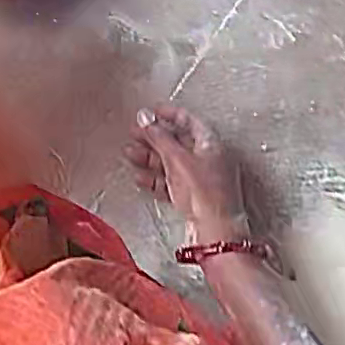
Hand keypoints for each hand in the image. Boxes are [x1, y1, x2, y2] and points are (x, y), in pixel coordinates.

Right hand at [124, 106, 248, 243]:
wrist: (215, 233)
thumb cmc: (205, 193)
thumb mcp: (177, 158)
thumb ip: (159, 136)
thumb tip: (145, 117)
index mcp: (210, 144)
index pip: (188, 120)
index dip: (168, 113)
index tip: (150, 112)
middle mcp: (206, 159)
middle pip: (176, 141)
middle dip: (153, 137)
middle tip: (134, 133)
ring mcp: (199, 179)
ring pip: (170, 162)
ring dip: (148, 157)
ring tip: (129, 153)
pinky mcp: (191, 197)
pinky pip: (169, 181)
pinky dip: (154, 178)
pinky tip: (139, 176)